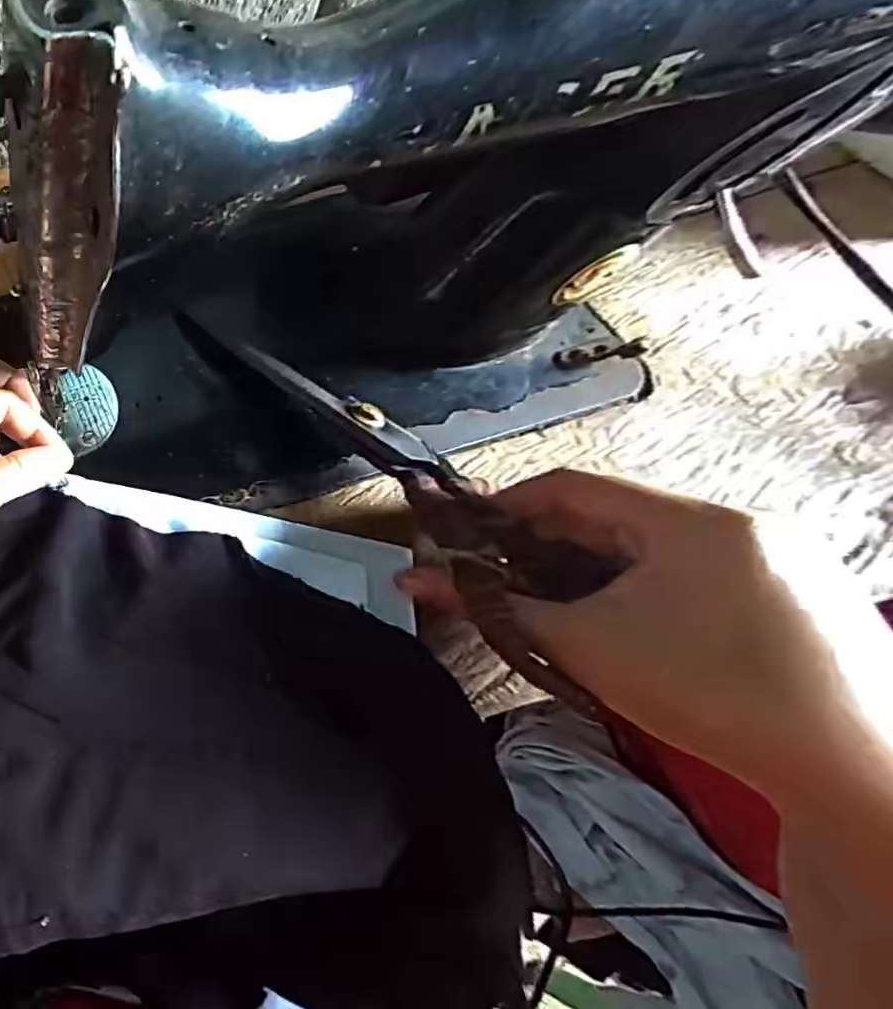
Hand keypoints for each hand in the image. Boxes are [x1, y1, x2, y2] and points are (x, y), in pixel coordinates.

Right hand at [398, 469, 892, 800]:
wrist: (860, 777)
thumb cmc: (718, 694)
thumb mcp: (576, 642)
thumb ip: (486, 604)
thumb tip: (413, 580)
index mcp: (696, 523)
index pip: (570, 485)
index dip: (504, 503)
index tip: (465, 530)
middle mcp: (744, 527)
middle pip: (608, 514)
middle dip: (541, 541)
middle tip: (496, 571)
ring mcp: (780, 561)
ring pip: (645, 544)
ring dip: (584, 566)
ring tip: (549, 601)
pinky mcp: (797, 596)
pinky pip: (687, 569)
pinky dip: (633, 584)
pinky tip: (614, 620)